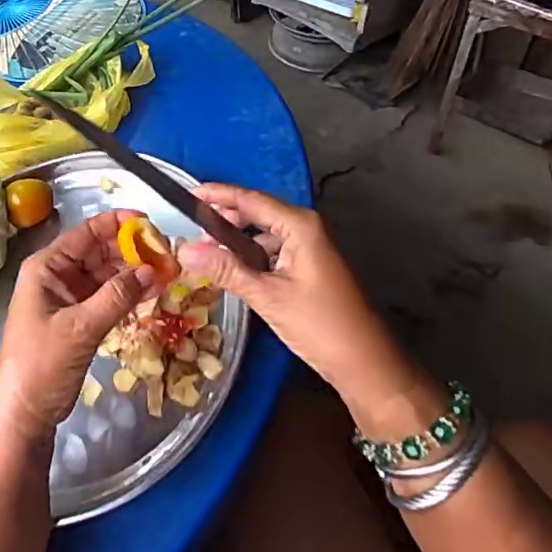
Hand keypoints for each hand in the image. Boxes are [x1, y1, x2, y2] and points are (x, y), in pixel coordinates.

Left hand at [0, 210, 152, 436]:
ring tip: (167, 273)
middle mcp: (59, 275)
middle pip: (101, 250)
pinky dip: (130, 292)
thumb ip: (117, 296)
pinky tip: (152, 293)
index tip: (150, 223)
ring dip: (136, 272)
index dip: (119, 223)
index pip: (87, 232)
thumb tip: (152, 270)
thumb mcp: (80, 328)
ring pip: (109, 272)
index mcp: (48, 266)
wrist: (22, 415)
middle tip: (167, 255)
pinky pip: (110, 294)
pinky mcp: (81, 317)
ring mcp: (70, 296)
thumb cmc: (40, 365)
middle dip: (134, 250)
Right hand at [178, 185, 438, 433]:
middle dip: (226, 216)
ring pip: (266, 231)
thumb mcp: (268, 296)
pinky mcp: (311, 263)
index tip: (189, 192)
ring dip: (238, 237)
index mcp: (300, 225)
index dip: (218, 194)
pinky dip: (253, 252)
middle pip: (259, 211)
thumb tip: (186, 250)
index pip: (251, 199)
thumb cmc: (321, 325)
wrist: (365, 360)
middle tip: (190, 224)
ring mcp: (311, 245)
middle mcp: (307, 227)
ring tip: (206, 247)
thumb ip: (227, 270)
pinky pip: (275, 247)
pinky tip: (233, 266)